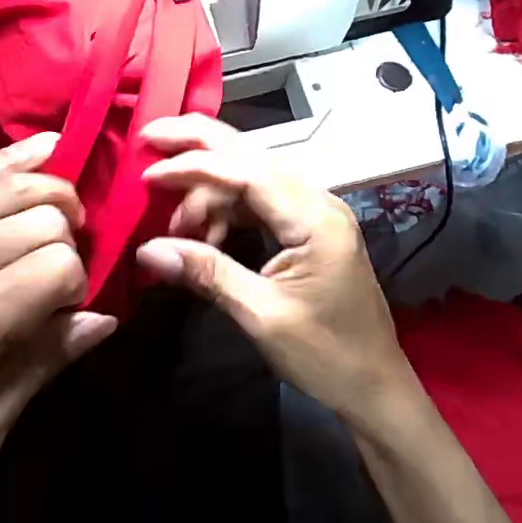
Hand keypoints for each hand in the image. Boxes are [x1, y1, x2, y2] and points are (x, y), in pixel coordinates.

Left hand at [0, 132, 115, 522]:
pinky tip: (48, 150)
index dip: (77, 291)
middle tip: (57, 285)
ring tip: (66, 225)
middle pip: (46, 214)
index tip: (60, 323)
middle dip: (71, 244)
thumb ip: (39, 371)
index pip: (60, 265)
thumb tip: (104, 319)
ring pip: (16, 183)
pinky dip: (15, 162)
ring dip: (56, 195)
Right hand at [133, 114, 414, 434]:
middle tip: (150, 138)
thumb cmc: (325, 354)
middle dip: (200, 146)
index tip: (149, 175)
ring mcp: (317, 213)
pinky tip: (205, 234)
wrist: (373, 383)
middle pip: (253, 158)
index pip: (249, 172)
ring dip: (211, 190)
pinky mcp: (310, 228)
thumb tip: (148, 250)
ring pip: (254, 179)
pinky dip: (229, 211)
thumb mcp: (261, 315)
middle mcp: (319, 202)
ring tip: (175, 224)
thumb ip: (207, 273)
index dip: (196, 167)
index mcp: (316, 218)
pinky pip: (262, 203)